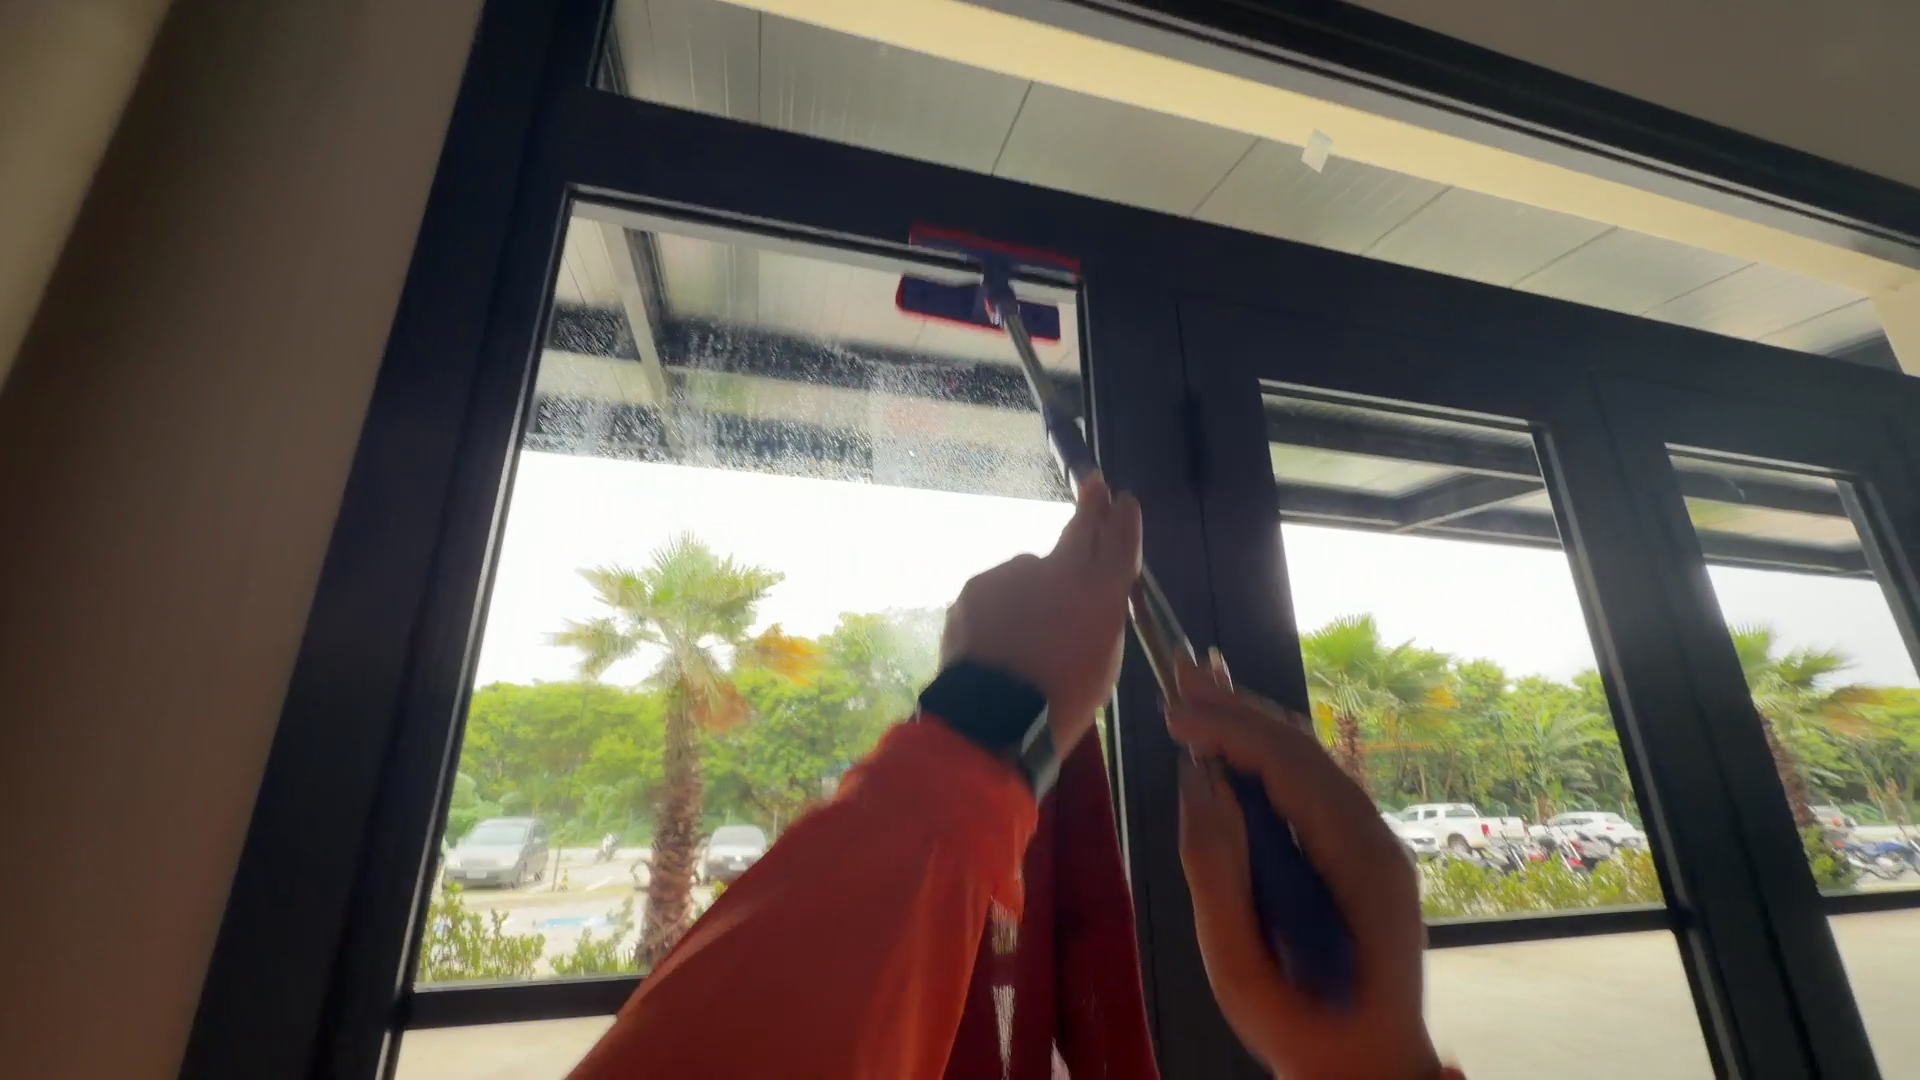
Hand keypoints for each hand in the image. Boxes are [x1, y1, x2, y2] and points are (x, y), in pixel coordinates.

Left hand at [939, 472, 1140, 752]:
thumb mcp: (1102, 659)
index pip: (1119, 540)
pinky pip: (996, 593)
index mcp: (1100, 591)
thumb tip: (1089, 593)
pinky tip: (995, 642)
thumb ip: (1098, 614)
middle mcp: (1058, 568)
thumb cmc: (1062, 700)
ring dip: (1030, 594)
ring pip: (1028, 574)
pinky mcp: (977, 586)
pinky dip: (999, 610)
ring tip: (1022, 640)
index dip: (1122, 519)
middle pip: (1079, 531)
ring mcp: (1013, 572)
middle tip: (1095, 487)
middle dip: (1090, 509)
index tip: (1122, 500)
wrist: (993, 716)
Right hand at [1169, 657, 1439, 1079]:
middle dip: (1236, 706)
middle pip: (1302, 747)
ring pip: (1307, 754)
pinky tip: (1233, 727)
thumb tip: (1198, 783)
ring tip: (1198, 686)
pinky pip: (1307, 776)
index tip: (1172, 715)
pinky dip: (1263, 744)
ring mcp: (1370, 839)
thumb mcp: (1238, 966)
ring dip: (1249, 717)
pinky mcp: (1355, 844)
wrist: (1369, 1066)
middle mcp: (1373, 837)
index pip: (1288, 767)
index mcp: (1356, 865)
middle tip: (1180, 670)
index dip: (1227, 731)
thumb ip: (1215, 872)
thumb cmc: (1299, 1026)